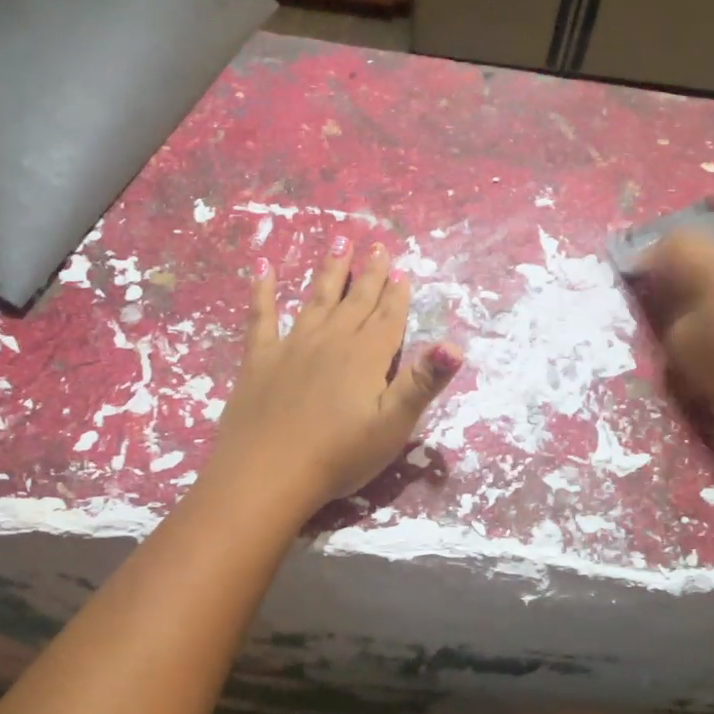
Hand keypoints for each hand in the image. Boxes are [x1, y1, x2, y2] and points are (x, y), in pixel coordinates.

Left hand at [203, 247, 462, 514]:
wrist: (267, 472)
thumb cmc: (339, 455)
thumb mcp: (392, 424)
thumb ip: (421, 383)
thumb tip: (454, 345)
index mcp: (366, 357)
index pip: (388, 318)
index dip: (396, 294)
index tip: (401, 268)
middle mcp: (331, 341)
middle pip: (356, 302)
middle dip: (369, 274)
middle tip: (377, 246)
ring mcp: (292, 346)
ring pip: (316, 299)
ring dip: (329, 271)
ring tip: (339, 242)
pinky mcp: (259, 359)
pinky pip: (261, 316)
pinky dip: (262, 290)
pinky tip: (262, 266)